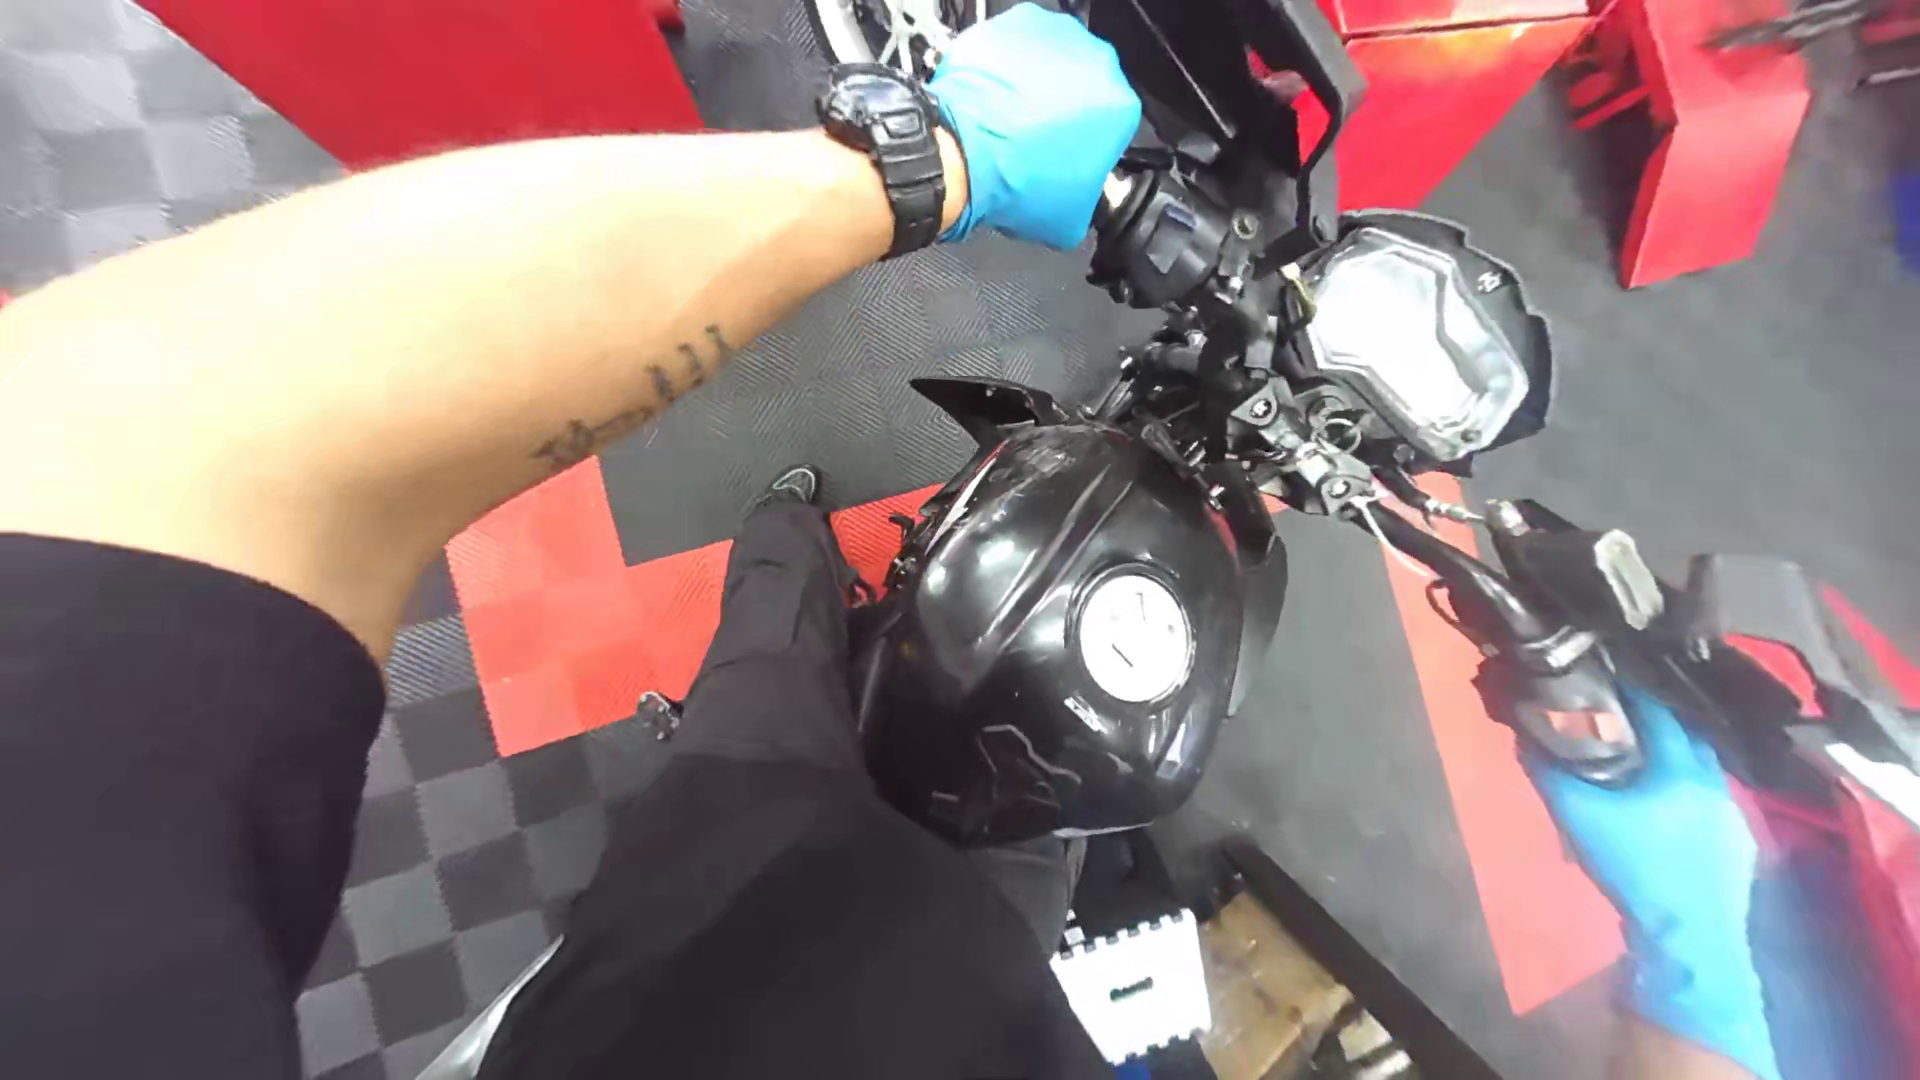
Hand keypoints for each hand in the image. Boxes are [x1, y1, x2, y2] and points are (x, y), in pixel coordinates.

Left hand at [928, 3, 1140, 249]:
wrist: (964, 158)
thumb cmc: (1016, 182)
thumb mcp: (1068, 221)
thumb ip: (1086, 204)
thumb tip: (1078, 202)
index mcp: (1120, 107)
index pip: (1112, 132)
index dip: (1088, 153)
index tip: (1068, 166)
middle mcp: (1096, 60)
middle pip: (1085, 92)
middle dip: (1064, 116)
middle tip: (1036, 150)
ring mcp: (1054, 35)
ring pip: (1051, 68)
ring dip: (1035, 94)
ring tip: (1011, 131)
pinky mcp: (1014, 25)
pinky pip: (1014, 53)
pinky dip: (1005, 76)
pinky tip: (993, 108)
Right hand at [1527, 684, 1779, 1079]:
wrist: (1685, 932)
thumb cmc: (1628, 862)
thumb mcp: (1572, 808)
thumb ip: (1547, 766)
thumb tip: (1524, 731)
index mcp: (1685, 772)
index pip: (1664, 712)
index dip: (1634, 687)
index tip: (1604, 668)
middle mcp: (1717, 783)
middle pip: (1686, 733)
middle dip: (1649, 714)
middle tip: (1608, 700)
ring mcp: (1732, 811)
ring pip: (1696, 760)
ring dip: (1663, 744)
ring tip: (1625, 736)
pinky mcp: (1733, 835)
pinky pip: (1701, 784)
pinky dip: (1674, 770)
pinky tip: (1647, 780)